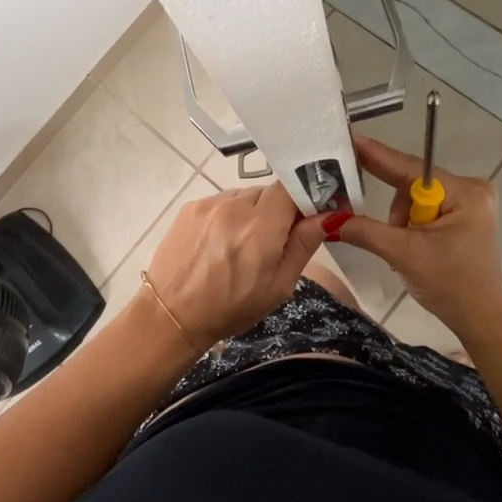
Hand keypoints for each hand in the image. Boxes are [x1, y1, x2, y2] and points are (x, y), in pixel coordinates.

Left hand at [142, 183, 326, 349]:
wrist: (172, 315)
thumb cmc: (231, 308)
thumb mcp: (278, 286)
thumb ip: (304, 244)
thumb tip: (329, 214)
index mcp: (261, 226)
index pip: (292, 186)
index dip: (303, 197)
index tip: (307, 217)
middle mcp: (235, 205)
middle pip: (269, 191)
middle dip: (277, 210)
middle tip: (272, 242)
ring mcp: (209, 203)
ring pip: (245, 195)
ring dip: (252, 212)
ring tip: (242, 245)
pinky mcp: (191, 206)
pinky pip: (222, 201)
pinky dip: (229, 215)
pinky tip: (221, 243)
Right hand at [336, 134, 501, 335]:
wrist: (480, 319)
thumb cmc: (450, 286)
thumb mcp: (403, 254)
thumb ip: (364, 230)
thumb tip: (325, 218)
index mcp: (465, 192)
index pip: (410, 168)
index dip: (376, 155)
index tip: (348, 138)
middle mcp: (471, 188)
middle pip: (412, 181)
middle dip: (391, 203)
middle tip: (350, 190)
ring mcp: (469, 201)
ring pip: (415, 195)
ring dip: (400, 218)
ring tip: (401, 247)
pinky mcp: (463, 214)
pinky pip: (424, 206)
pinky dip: (410, 222)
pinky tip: (409, 242)